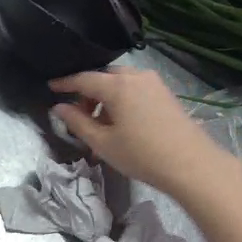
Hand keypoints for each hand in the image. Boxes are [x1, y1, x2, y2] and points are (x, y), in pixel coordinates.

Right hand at [49, 68, 231, 196]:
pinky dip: (121, 101)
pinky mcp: (165, 93)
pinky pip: (135, 89)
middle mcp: (136, 77)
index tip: (50, 87)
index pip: (84, 79)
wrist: (190, 164)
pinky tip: (120, 124)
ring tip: (100, 126)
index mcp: (118, 86)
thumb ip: (77, 123)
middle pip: (104, 77)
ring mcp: (154, 83)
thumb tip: (59, 108)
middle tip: (78, 115)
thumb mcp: (103, 143)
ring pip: (121, 83)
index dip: (65, 83)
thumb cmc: (141, 155)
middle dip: (88, 92)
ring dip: (105, 98)